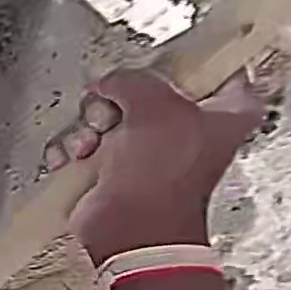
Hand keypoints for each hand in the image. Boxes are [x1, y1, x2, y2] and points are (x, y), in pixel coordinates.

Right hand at [45, 68, 264, 261]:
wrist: (128, 226)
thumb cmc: (160, 173)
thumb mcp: (158, 107)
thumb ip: (133, 79)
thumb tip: (108, 79)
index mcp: (222, 110)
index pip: (207, 68)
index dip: (175, 63)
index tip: (148, 68)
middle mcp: (184, 127)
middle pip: (137, 90)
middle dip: (110, 103)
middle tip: (109, 118)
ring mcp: (142, 148)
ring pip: (101, 116)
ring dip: (84, 130)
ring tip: (88, 148)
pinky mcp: (108, 167)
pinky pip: (79, 143)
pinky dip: (69, 151)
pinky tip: (70, 160)